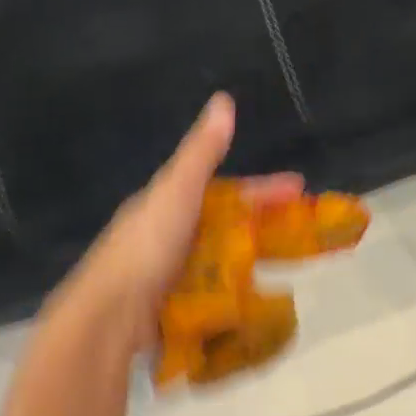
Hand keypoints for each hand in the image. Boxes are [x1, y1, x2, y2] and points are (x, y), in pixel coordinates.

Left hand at [51, 93, 303, 349]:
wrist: (107, 317)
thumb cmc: (146, 246)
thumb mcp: (178, 190)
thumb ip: (203, 152)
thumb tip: (224, 99)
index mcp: (170, 205)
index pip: (228, 190)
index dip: (265, 188)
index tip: (301, 188)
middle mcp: (171, 237)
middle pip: (229, 225)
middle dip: (267, 225)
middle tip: (308, 233)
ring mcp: (172, 274)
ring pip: (224, 260)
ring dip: (256, 262)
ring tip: (294, 270)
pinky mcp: (174, 309)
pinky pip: (215, 295)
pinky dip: (240, 295)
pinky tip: (263, 302)